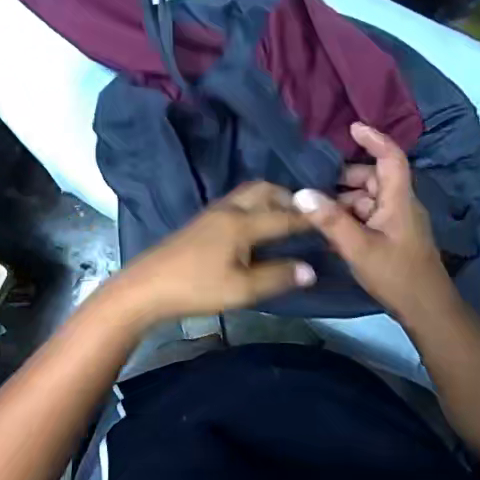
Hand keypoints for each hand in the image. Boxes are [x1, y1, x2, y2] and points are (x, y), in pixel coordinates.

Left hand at [98, 180, 316, 327]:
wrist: (145, 287)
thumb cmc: (195, 288)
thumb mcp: (241, 289)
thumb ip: (277, 277)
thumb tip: (310, 269)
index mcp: (241, 222)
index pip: (284, 216)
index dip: (310, 219)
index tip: (334, 218)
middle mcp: (227, 210)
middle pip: (263, 191)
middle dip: (289, 198)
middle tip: (307, 215)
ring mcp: (210, 215)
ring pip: (247, 195)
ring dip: (269, 201)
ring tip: (284, 220)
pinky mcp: (198, 224)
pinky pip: (235, 205)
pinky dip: (253, 209)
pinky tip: (255, 229)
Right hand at [294, 122, 452, 322]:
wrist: (425, 308)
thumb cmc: (397, 274)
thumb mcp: (358, 248)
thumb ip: (330, 221)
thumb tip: (301, 194)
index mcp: (399, 199)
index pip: (391, 158)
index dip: (374, 139)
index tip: (352, 128)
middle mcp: (400, 204)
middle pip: (373, 178)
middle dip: (345, 179)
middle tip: (314, 186)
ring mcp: (397, 221)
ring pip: (367, 198)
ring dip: (343, 201)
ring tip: (316, 212)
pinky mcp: (392, 236)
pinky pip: (368, 216)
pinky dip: (349, 217)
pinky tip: (329, 230)